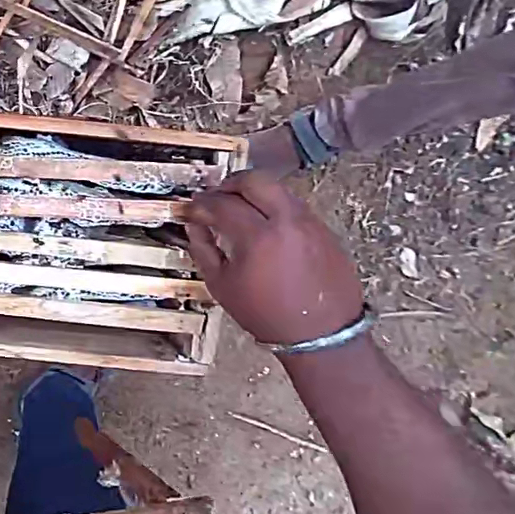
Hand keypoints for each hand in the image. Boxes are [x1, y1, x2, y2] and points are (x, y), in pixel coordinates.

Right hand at [187, 170, 363, 345]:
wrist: (320, 333)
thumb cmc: (266, 313)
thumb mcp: (221, 284)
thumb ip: (203, 249)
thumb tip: (195, 226)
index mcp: (258, 237)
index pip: (222, 204)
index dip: (201, 204)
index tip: (192, 209)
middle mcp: (287, 222)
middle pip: (254, 180)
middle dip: (228, 184)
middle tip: (214, 197)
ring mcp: (309, 223)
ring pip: (276, 188)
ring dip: (252, 193)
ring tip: (236, 209)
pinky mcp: (322, 229)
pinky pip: (292, 205)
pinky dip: (271, 206)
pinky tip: (260, 224)